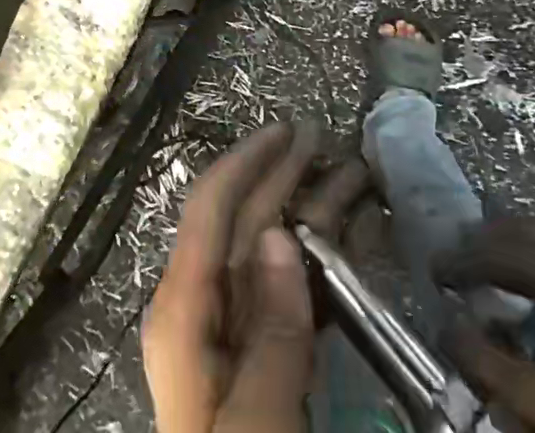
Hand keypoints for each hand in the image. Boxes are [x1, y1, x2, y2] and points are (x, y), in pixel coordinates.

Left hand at [142, 123, 367, 432]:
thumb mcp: (252, 426)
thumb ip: (269, 333)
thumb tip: (282, 236)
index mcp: (183, 312)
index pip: (210, 213)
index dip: (245, 163)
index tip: (286, 130)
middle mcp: (203, 308)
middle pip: (245, 223)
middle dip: (284, 177)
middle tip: (328, 141)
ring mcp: (233, 332)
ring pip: (273, 251)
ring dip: (310, 211)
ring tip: (351, 176)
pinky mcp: (262, 356)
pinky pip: (292, 292)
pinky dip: (322, 260)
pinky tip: (348, 239)